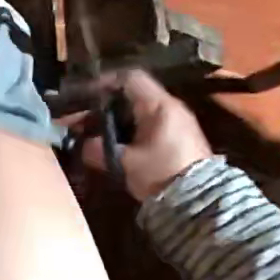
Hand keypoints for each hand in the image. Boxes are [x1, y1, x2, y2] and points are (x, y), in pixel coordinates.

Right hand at [76, 70, 212, 201]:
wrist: (197, 200)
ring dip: (114, 119)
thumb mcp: (125, 163)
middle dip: (103, 106)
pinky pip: (147, 124)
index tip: (83, 96)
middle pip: (131, 95)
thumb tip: (82, 145)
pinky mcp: (178, 138)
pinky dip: (128, 129)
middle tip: (81, 120)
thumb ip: (99, 150)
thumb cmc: (161, 173)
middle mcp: (169, 107)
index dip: (103, 83)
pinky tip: (113, 144)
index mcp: (158, 106)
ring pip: (138, 111)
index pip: (129, 78)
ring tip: (93, 134)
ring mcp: (176, 122)